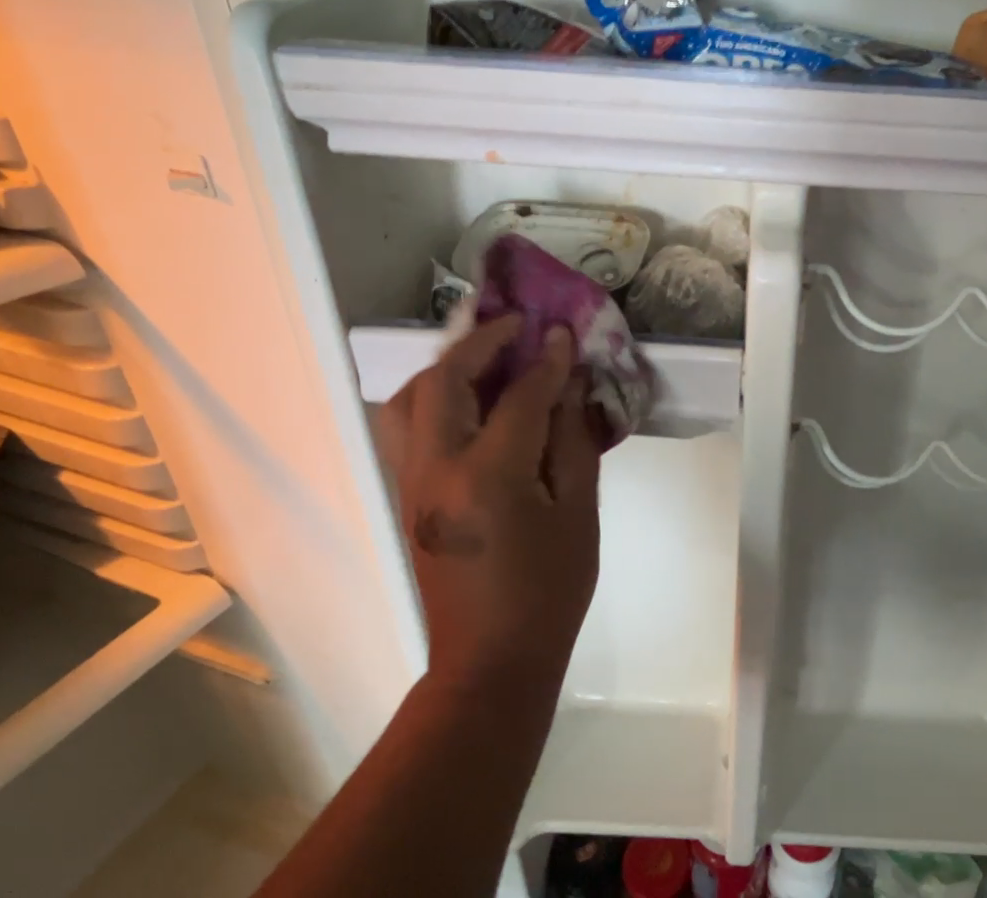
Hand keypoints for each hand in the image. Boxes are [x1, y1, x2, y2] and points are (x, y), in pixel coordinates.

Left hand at [375, 317, 602, 679]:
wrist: (491, 659)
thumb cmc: (549, 591)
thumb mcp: (579, 515)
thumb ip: (573, 442)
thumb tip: (569, 387)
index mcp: (489, 476)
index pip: (519, 397)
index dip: (546, 361)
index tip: (564, 333)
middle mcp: (437, 469)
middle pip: (444, 381)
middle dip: (480, 344)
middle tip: (516, 328)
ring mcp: (413, 482)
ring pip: (410, 399)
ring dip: (447, 367)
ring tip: (486, 359)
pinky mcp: (407, 496)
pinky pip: (408, 426)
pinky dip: (433, 397)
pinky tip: (469, 401)